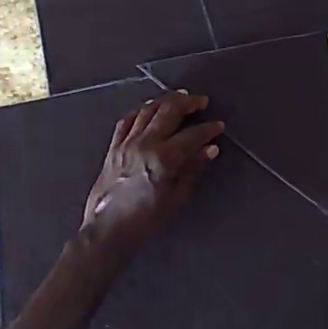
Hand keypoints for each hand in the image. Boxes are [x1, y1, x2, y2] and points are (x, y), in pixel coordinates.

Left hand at [80, 90, 224, 263]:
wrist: (108, 230)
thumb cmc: (147, 219)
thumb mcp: (177, 198)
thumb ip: (193, 169)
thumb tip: (210, 149)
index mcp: (164, 158)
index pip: (193, 135)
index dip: (209, 128)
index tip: (218, 126)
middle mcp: (145, 143)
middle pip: (169, 111)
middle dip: (188, 103)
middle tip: (201, 102)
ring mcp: (126, 143)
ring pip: (148, 110)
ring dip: (165, 101)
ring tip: (179, 98)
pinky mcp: (113, 147)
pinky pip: (126, 121)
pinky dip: (139, 112)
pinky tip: (148, 109)